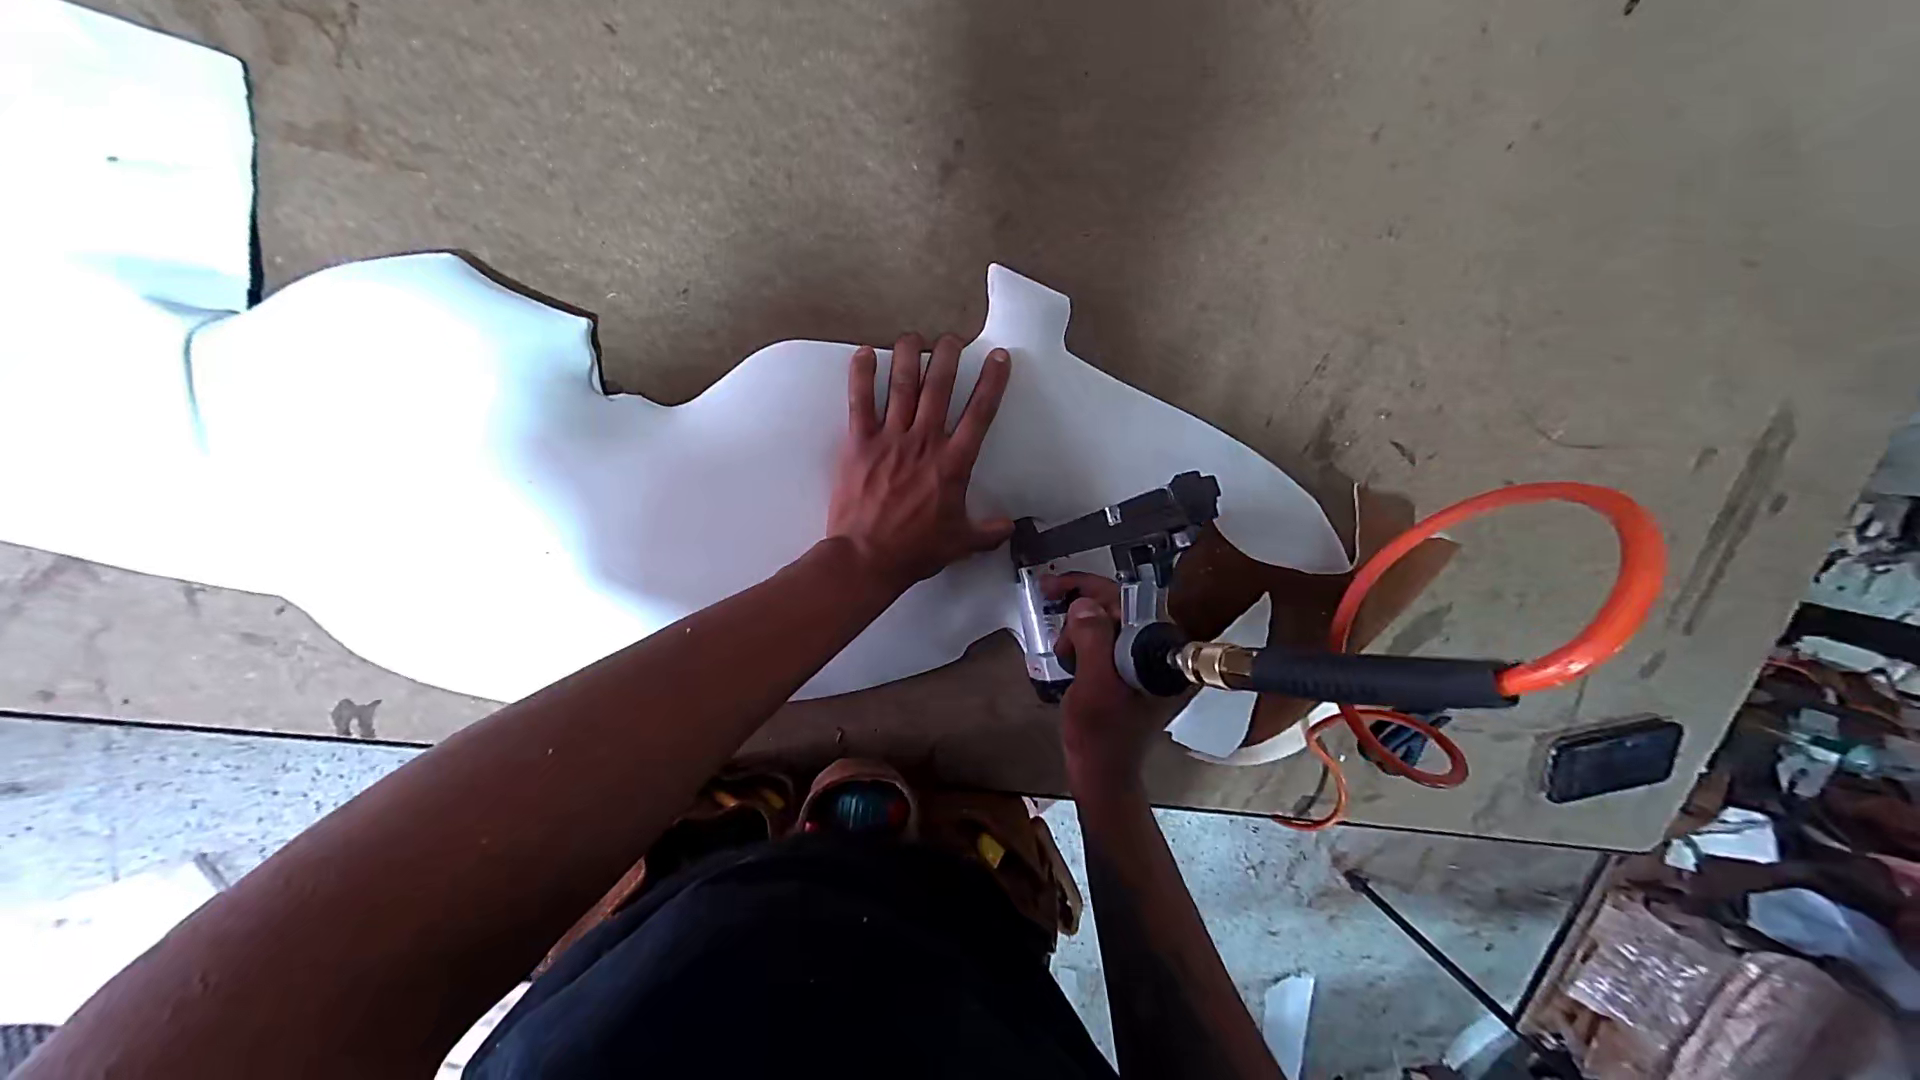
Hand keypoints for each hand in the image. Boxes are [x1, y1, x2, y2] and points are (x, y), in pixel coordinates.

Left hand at [827, 332, 1012, 591]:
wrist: (868, 557)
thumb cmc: (913, 550)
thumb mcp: (960, 542)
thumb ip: (988, 531)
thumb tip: (1007, 528)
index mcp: (953, 463)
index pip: (980, 413)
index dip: (993, 382)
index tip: (999, 359)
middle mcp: (924, 443)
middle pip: (940, 387)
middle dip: (949, 357)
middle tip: (953, 339)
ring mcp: (890, 440)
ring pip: (903, 386)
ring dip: (910, 356)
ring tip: (915, 337)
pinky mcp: (860, 444)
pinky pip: (860, 401)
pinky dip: (862, 375)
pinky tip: (864, 355)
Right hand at [1047, 573, 1166, 791]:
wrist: (1101, 774)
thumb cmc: (1099, 736)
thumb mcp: (1094, 686)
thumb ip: (1092, 642)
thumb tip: (1084, 605)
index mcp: (1160, 655)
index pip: (1129, 601)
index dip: (1090, 588)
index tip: (1056, 587)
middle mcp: (1158, 652)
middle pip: (1118, 606)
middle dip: (1081, 606)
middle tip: (1048, 600)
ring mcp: (1144, 661)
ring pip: (1108, 621)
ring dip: (1079, 627)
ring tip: (1062, 650)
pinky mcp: (1130, 670)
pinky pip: (1105, 639)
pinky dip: (1082, 640)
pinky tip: (1068, 655)